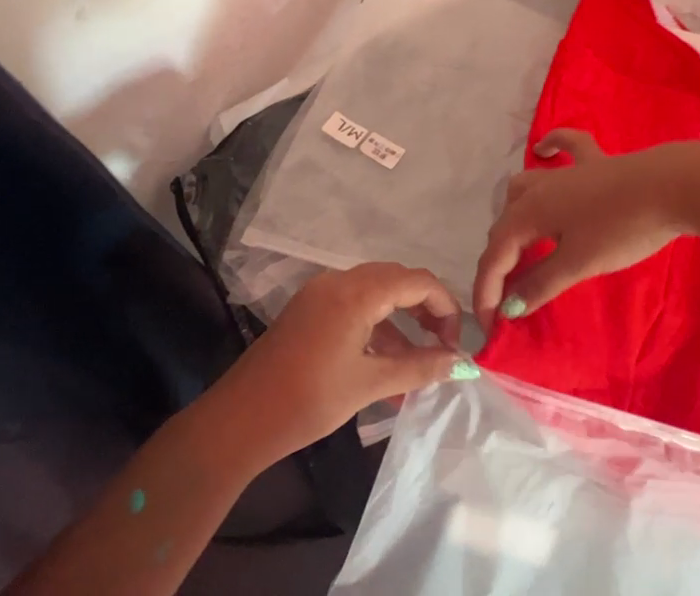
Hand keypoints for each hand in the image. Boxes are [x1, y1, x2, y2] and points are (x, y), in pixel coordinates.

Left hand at [206, 262, 462, 468]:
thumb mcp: (369, 384)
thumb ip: (418, 368)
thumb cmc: (309, 399)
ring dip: (400, 321)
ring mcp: (319, 294)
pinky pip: (352, 306)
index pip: (416, 280)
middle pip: (396, 280)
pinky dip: (375, 328)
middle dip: (425, 309)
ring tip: (419, 362)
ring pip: (374, 293)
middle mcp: (338, 282)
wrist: (240, 419)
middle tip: (442, 346)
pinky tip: (386, 364)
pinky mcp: (307, 311)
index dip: (444, 306)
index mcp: (356, 292)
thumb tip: (459, 362)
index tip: (455, 343)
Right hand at [474, 129, 691, 330]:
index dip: (486, 292)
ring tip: (520, 245)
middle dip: (499, 264)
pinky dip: (551, 150)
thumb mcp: (578, 263)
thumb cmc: (621, 229)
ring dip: (513, 217)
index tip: (489, 328)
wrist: (672, 187)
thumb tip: (509, 305)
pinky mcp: (595, 164)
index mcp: (527, 213)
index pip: (494, 256)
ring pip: (524, 189)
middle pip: (504, 226)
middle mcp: (538, 189)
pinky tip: (544, 152)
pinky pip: (565, 150)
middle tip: (509, 300)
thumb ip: (541, 283)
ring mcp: (567, 172)